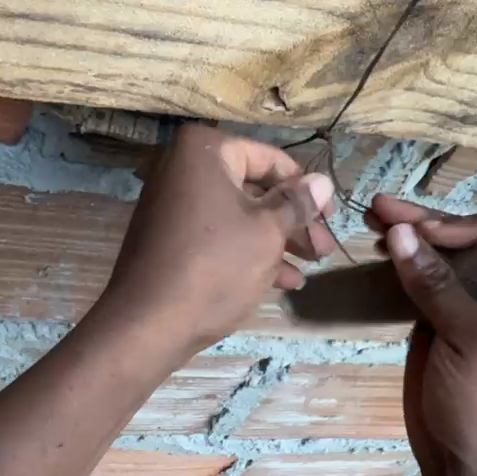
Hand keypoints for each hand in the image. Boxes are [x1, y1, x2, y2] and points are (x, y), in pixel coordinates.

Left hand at [96, 123, 337, 359]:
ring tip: (312, 266)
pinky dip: (248, 250)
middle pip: (254, 187)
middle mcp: (184, 166)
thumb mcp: (266, 232)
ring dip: (276, 238)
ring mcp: (174, 201)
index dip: (305, 189)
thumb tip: (323, 181)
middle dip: (292, 220)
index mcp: (204, 150)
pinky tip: (283, 281)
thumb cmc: (214, 266)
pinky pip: (218, 232)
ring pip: (238, 213)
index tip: (330, 217)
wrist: (146, 325)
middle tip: (325, 249)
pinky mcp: (170, 235)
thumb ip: (297, 203)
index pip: (269, 159)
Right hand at [368, 196, 476, 475]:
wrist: (468, 472)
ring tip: (373, 216)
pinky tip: (378, 244)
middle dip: (426, 220)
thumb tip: (400, 232)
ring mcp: (470, 303)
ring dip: (406, 232)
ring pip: (438, 253)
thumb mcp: (474, 341)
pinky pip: (419, 277)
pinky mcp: (439, 318)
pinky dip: (398, 258)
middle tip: (385, 207)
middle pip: (467, 237)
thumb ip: (439, 285)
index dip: (467, 225)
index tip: (428, 233)